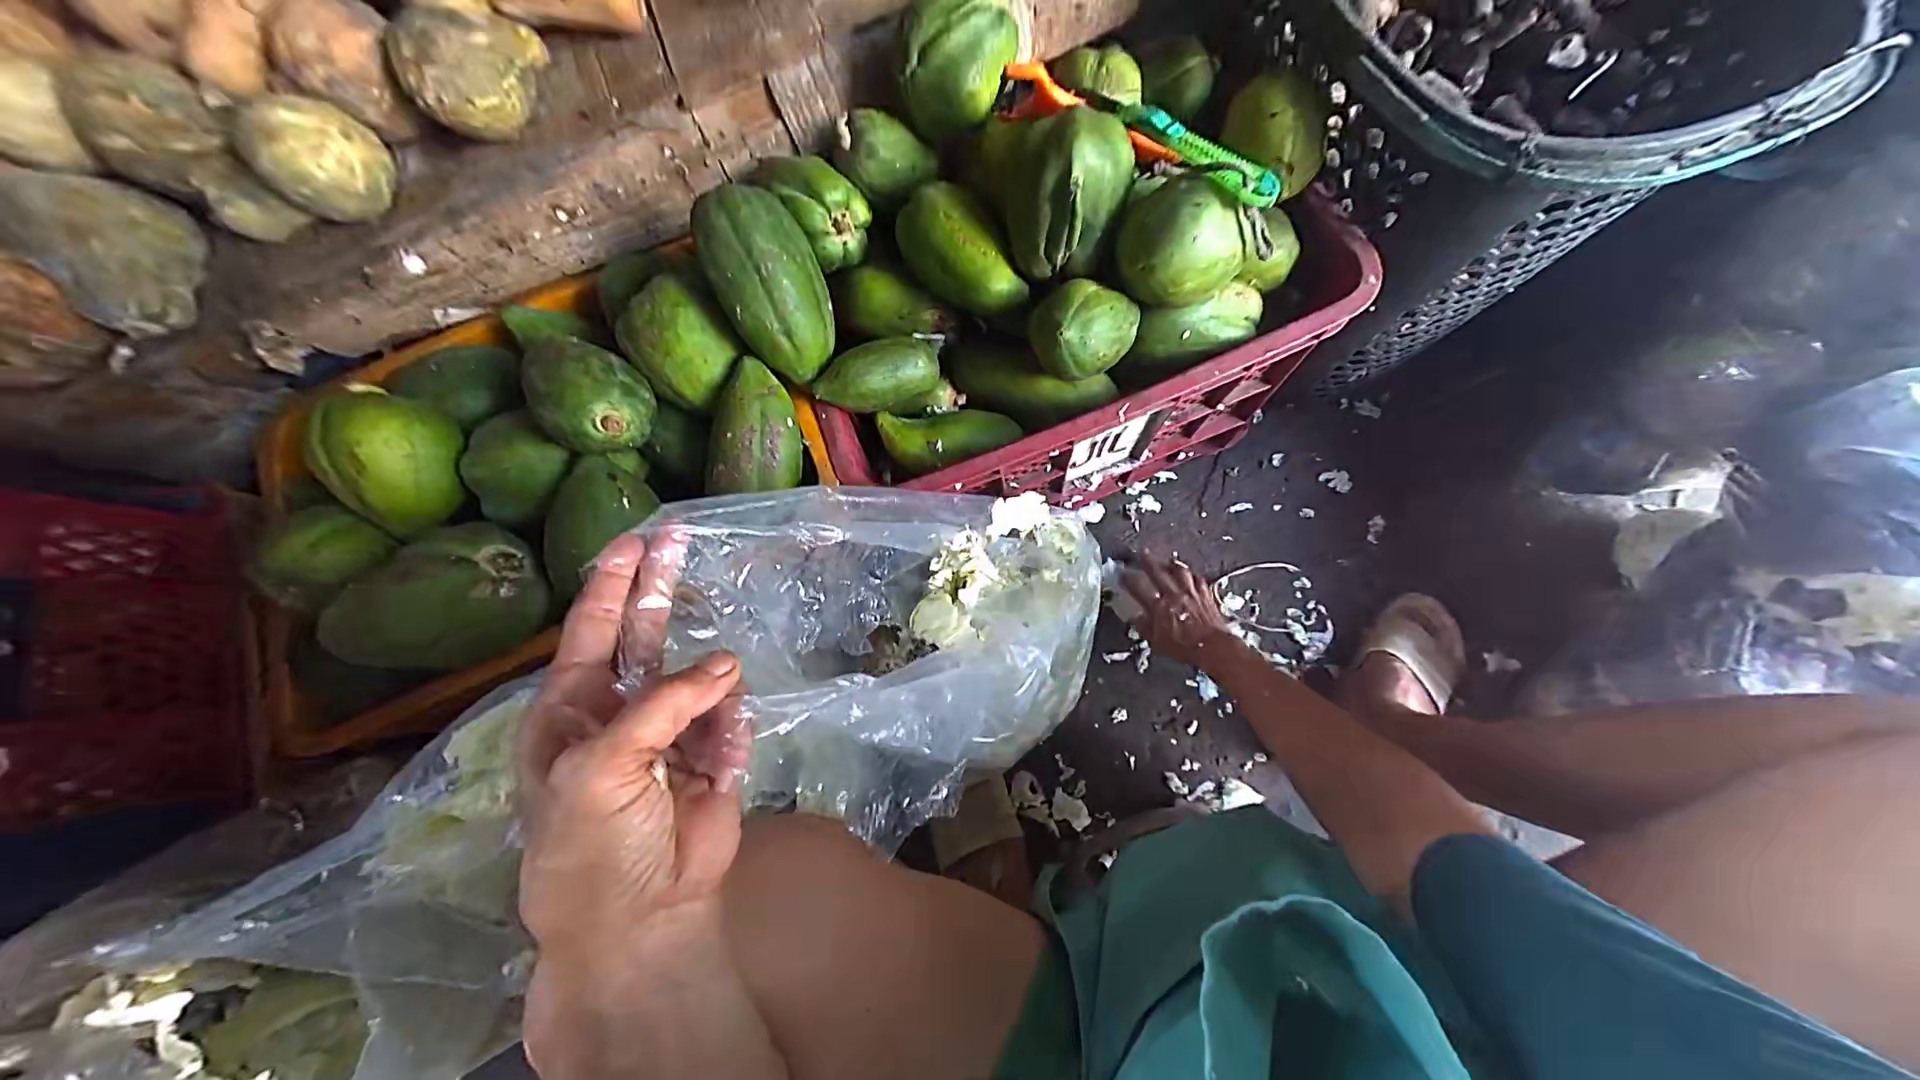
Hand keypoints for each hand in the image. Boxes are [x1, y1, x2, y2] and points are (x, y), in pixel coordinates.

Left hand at [517, 531, 752, 951]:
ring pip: (702, 677)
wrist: (640, 916)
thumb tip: (726, 664)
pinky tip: (717, 769)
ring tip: (702, 745)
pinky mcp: (713, 750)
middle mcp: (622, 708)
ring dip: (711, 692)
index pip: (593, 629)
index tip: (634, 539)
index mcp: (573, 709)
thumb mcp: (601, 769)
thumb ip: (662, 705)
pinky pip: (732, 718)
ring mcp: (672, 728)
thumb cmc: (589, 844)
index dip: (612, 583)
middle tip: (680, 537)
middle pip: (646, 631)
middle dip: (662, 588)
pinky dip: (730, 734)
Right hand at [1122, 555, 1242, 669]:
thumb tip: (1137, 620)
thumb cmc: (1186, 647)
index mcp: (1158, 606)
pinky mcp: (1206, 595)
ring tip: (1168, 560)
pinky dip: (1192, 575)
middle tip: (1144, 554)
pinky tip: (1191, 574)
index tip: (1123, 574)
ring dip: (1172, 564)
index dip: (1128, 579)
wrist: (1214, 646)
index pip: (1138, 587)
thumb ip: (1145, 628)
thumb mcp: (1158, 642)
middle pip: (1158, 572)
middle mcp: (1174, 595)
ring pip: (1180, 571)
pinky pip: (1198, 579)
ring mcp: (1191, 593)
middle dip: (1149, 561)